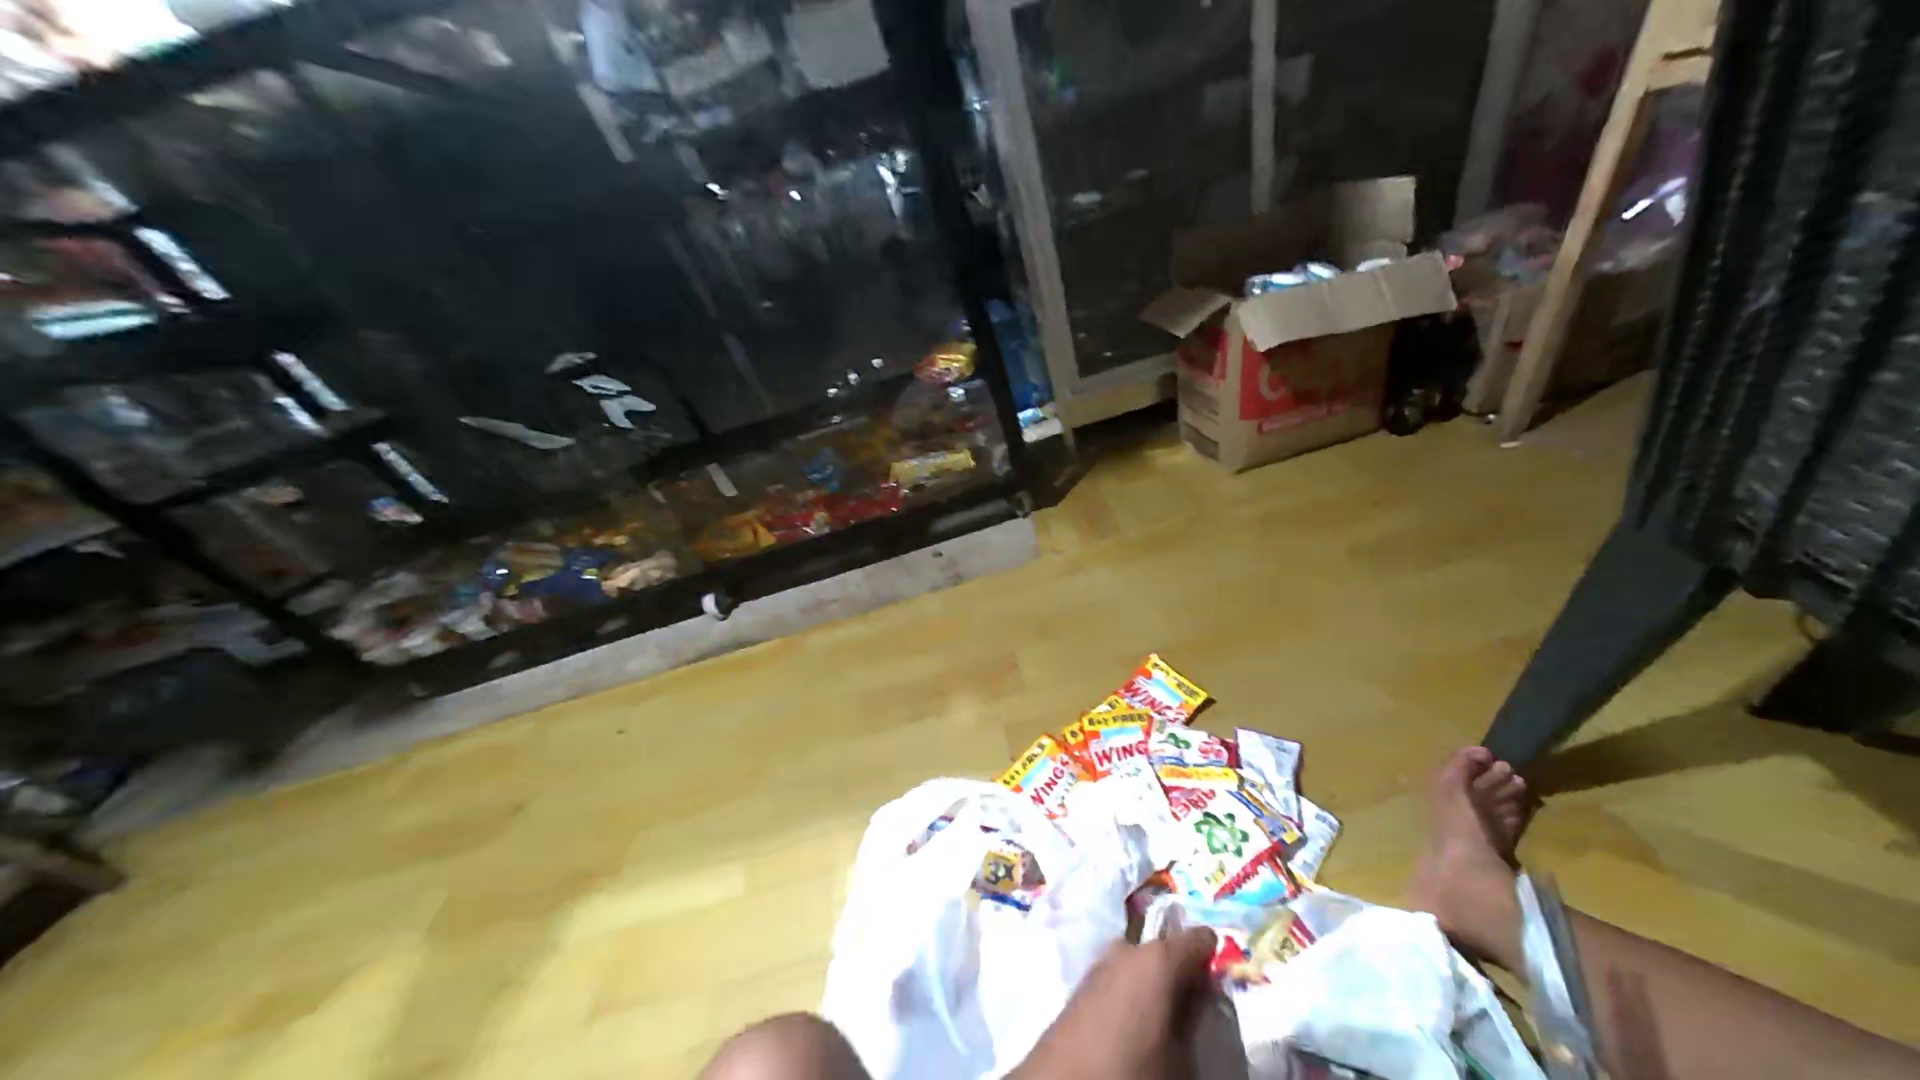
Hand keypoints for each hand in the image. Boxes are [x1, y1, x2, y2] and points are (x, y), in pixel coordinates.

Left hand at [1012, 926, 1217, 1079]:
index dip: (1214, 958)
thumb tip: (1201, 994)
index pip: (1198, 939)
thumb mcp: (1182, 1061)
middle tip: (1199, 1009)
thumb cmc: (1132, 1076)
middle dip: (1182, 973)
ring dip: (1154, 985)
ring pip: (1138, 964)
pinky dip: (1131, 995)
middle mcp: (1126, 950)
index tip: (1225, 984)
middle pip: (1165, 950)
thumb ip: (1196, 1019)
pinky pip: (1118, 979)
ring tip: (1169, 1022)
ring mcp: (1099, 965)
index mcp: (1158, 960)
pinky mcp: (1080, 987)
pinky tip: (1137, 1027)